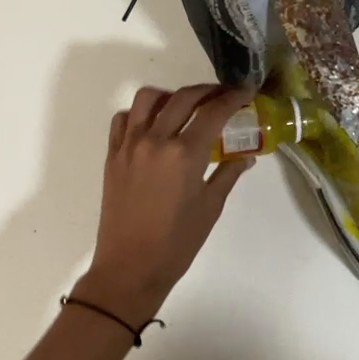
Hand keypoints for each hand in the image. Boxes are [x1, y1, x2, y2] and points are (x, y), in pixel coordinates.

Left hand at [73, 84, 253, 324]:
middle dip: (207, 91)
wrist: (130, 268)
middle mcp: (156, 140)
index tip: (245, 92)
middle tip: (222, 96)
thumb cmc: (177, 242)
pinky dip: (139, 114)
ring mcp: (130, 145)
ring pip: (148, 99)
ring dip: (170, 96)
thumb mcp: (211, 207)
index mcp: (184, 153)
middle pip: (183, 98)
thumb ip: (227, 174)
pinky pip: (123, 120)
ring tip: (184, 107)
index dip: (233, 98)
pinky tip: (153, 126)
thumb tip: (245, 158)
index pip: (213, 112)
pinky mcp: (113, 155)